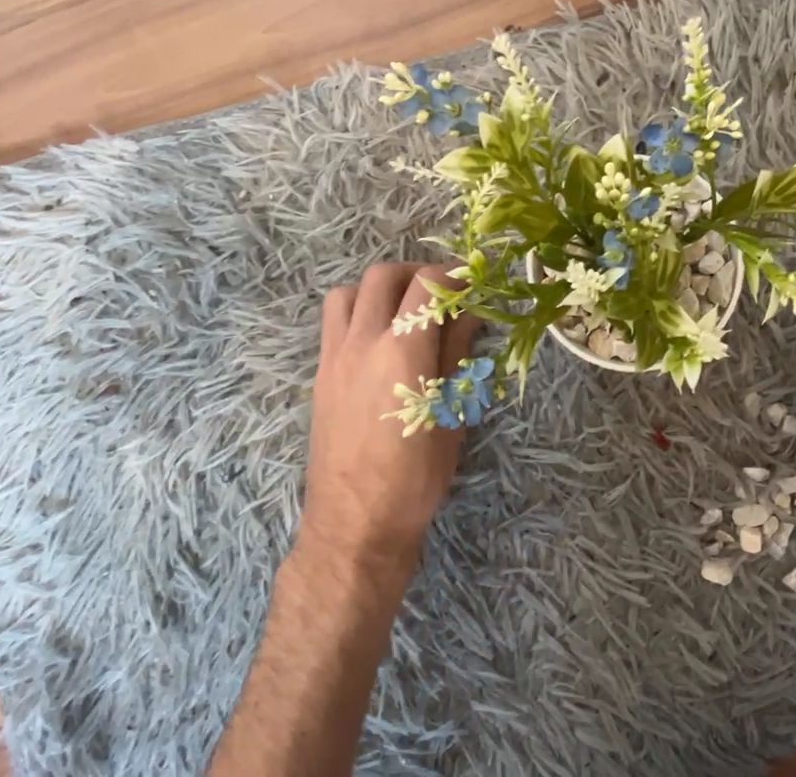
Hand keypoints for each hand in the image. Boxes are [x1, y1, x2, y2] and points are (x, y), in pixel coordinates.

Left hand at [299, 263, 480, 577]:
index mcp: (403, 351)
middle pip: (384, 276)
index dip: (456, 274)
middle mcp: (363, 342)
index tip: (474, 282)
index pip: (429, 285)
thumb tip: (470, 313)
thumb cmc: (417, 476)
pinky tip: (381, 341)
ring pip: (348, 292)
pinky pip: (333, 322)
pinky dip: (358, 312)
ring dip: (380, 289)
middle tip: (444, 293)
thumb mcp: (452, 413)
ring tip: (406, 311)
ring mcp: (334, 356)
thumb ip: (457, 354)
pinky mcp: (320, 374)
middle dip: (418, 273)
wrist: (356, 522)